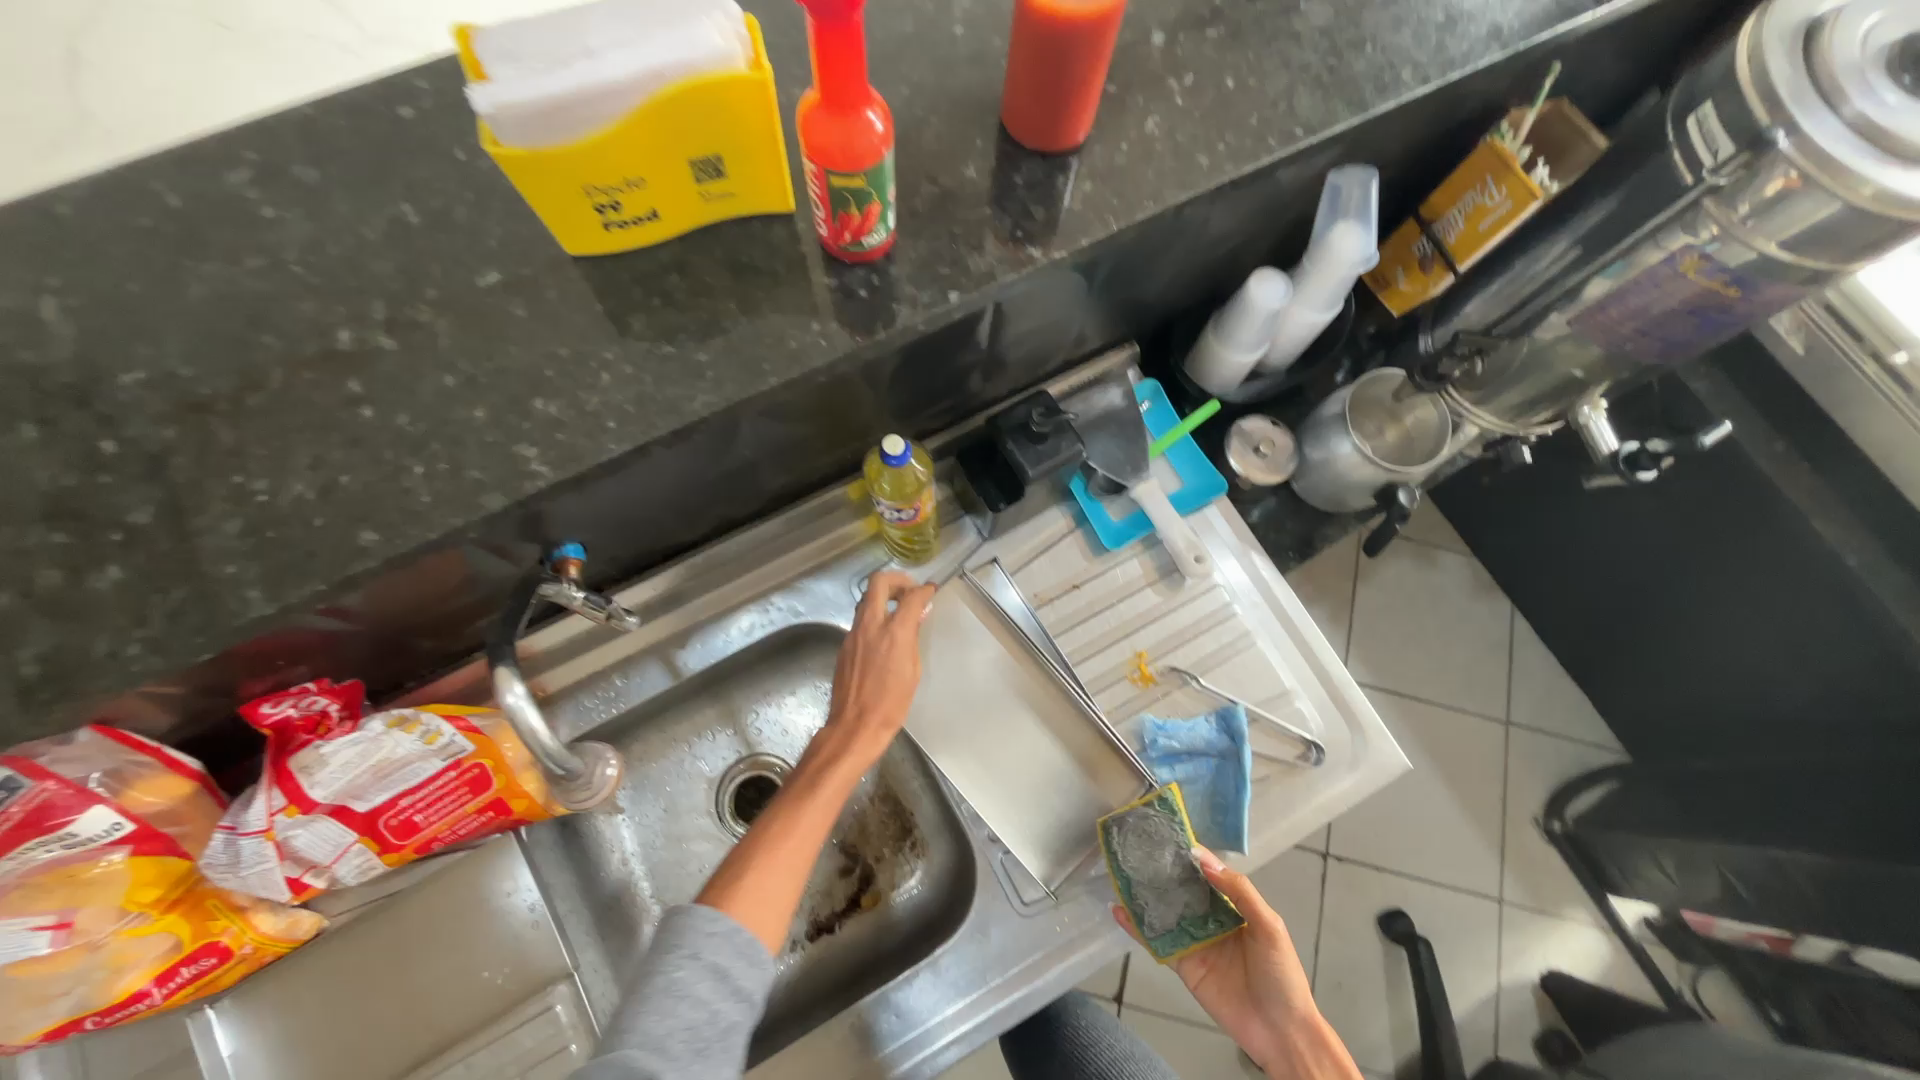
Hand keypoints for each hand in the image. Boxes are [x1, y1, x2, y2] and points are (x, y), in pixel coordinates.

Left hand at [813, 571, 935, 772]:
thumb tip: (917, 616)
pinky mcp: (845, 645)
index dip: (924, 590)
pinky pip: (860, 620)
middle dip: (897, 580)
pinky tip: (884, 635)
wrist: (855, 725)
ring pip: (866, 600)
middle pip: (879, 582)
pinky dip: (874, 617)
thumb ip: (913, 637)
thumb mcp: (913, 670)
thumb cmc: (892, 704)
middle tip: (910, 591)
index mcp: (894, 633)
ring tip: (898, 611)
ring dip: (883, 597)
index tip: (930, 591)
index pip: (911, 597)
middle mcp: (871, 626)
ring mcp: (853, 633)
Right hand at [1115, 846, 1358, 1077]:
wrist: (1280, 1032)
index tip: (1166, 835)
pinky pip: (1156, 943)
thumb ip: (1239, 892)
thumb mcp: (1269, 926)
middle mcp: (1211, 920)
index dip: (1190, 856)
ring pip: (1165, 913)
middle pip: (1182, 890)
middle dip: (1162, 871)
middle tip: (1135, 849)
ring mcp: (1194, 942)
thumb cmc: (1281, 975)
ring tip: (1119, 874)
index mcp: (1234, 907)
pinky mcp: (1182, 965)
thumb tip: (1204, 860)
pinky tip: (1118, 911)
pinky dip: (1136, 928)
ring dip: (1145, 896)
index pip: (1208, 873)